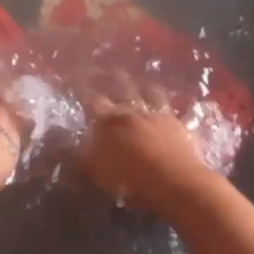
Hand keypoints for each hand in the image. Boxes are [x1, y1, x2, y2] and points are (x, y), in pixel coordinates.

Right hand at [79, 73, 215, 210]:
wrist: (177, 183)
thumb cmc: (132, 181)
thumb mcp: (100, 173)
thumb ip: (85, 156)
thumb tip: (73, 144)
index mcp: (110, 121)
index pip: (92, 100)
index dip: (83, 88)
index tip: (76, 78)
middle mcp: (133, 111)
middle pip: (122, 87)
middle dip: (113, 77)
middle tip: (107, 70)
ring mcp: (159, 116)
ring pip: (151, 93)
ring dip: (145, 87)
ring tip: (142, 83)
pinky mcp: (180, 126)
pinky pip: (176, 111)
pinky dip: (172, 108)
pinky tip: (174, 107)